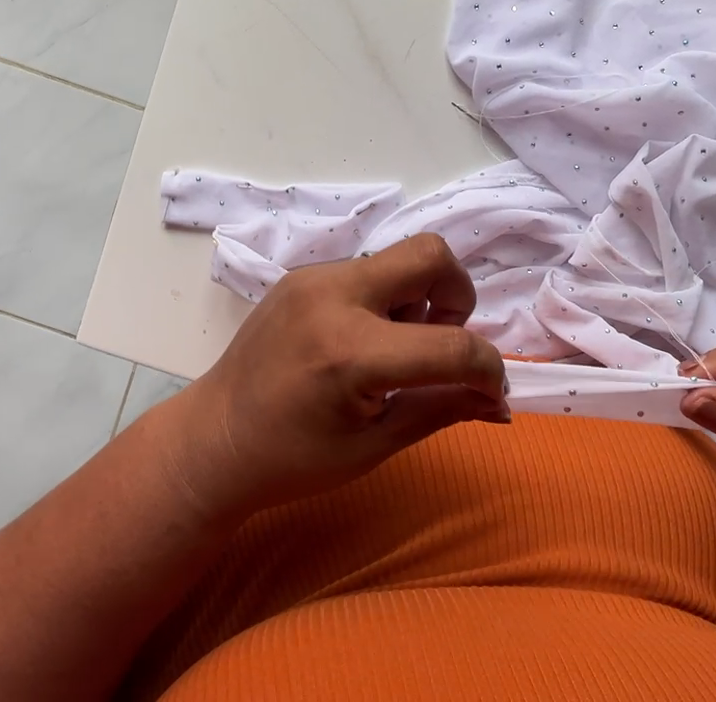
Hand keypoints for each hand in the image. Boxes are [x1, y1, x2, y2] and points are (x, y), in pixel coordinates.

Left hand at [163, 234, 510, 521]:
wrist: (213, 440)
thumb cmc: (294, 460)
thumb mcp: (376, 445)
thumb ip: (442, 410)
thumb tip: (502, 405)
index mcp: (351, 352)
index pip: (451, 345)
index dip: (486, 369)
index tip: (488, 391)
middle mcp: (334, 297)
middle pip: (431, 255)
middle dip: (456, 297)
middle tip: (438, 341)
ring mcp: (313, 279)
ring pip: (398, 259)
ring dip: (417, 298)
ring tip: (392, 349)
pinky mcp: (300, 276)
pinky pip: (365, 270)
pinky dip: (384, 298)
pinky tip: (360, 341)